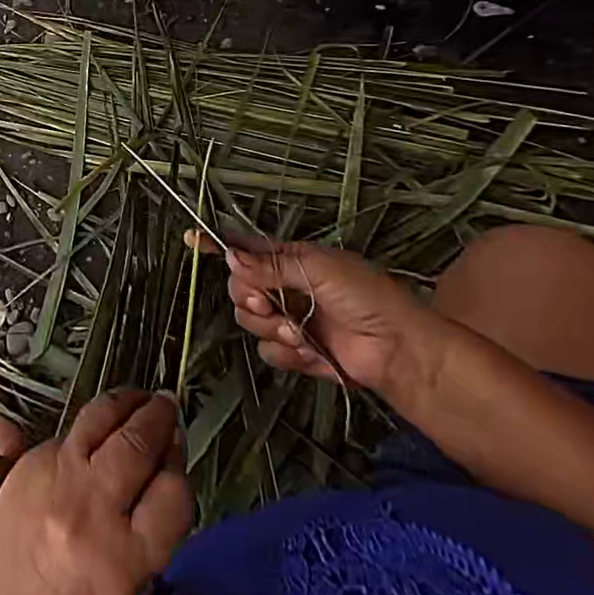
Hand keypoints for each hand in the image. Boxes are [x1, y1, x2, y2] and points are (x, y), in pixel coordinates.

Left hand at [0, 390, 192, 594]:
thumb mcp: (126, 588)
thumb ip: (149, 533)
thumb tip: (167, 479)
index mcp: (124, 556)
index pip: (174, 495)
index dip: (182, 469)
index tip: (182, 454)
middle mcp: (90, 509)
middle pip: (136, 444)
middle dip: (158, 418)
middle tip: (167, 405)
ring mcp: (57, 479)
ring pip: (98, 421)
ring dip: (124, 403)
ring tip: (139, 396)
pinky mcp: (29, 464)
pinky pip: (67, 433)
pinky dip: (87, 425)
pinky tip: (99, 420)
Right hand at [189, 231, 446, 393]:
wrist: (402, 351)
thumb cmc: (367, 297)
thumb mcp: (317, 269)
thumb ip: (269, 265)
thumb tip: (230, 258)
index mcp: (290, 261)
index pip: (246, 249)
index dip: (219, 245)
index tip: (191, 240)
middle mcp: (284, 288)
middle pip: (239, 288)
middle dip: (250, 299)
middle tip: (268, 306)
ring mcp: (290, 320)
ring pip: (249, 322)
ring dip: (272, 329)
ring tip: (300, 334)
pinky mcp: (297, 351)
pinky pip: (268, 352)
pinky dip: (287, 353)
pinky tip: (310, 353)